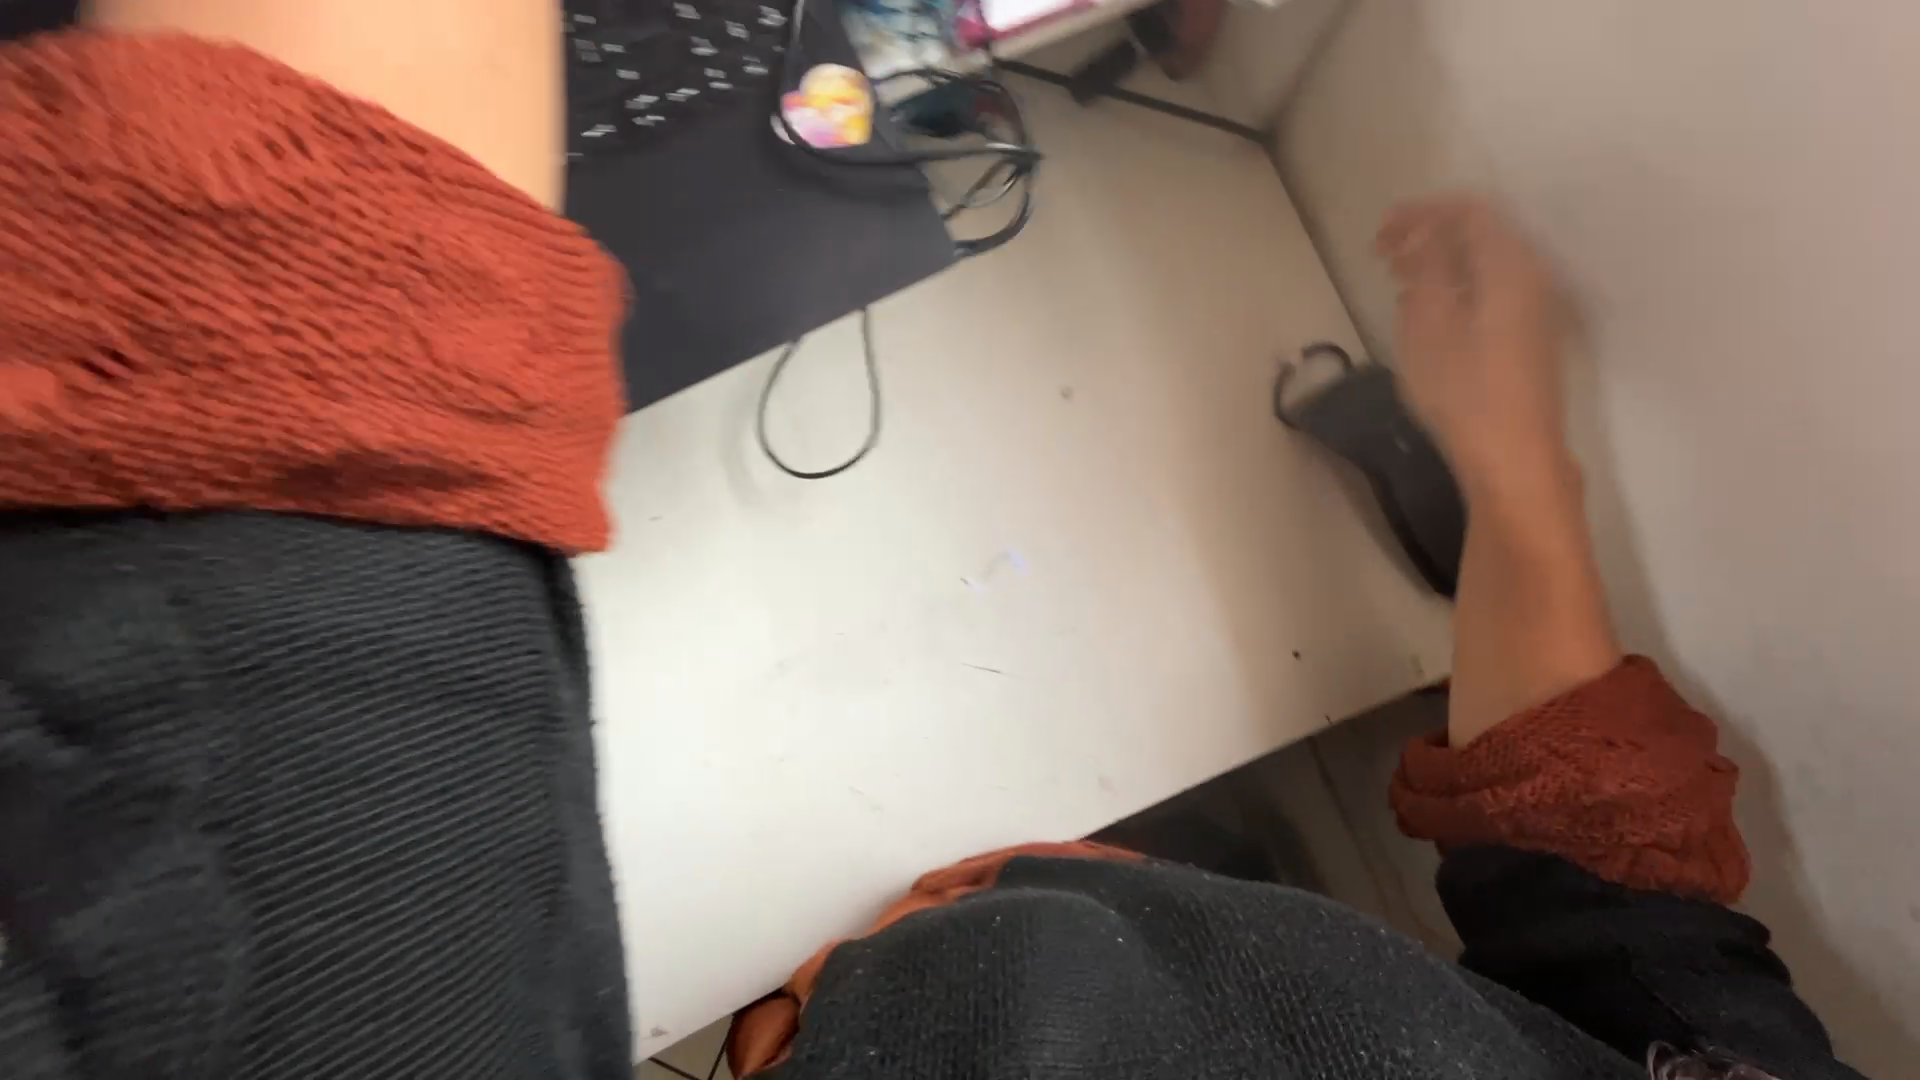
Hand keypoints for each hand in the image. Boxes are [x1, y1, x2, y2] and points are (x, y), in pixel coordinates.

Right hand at [1376, 195, 1572, 502]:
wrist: (1513, 451)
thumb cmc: (1464, 389)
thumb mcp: (1429, 325)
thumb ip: (1427, 270)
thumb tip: (1421, 235)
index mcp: (1510, 266)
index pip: (1470, 213)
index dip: (1424, 212)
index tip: (1382, 228)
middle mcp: (1532, 275)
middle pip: (1481, 234)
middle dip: (1430, 234)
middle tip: (1382, 251)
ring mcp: (1535, 305)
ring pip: (1484, 262)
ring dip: (1440, 261)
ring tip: (1397, 276)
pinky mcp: (1528, 332)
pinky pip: (1490, 287)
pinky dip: (1455, 284)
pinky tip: (1427, 306)